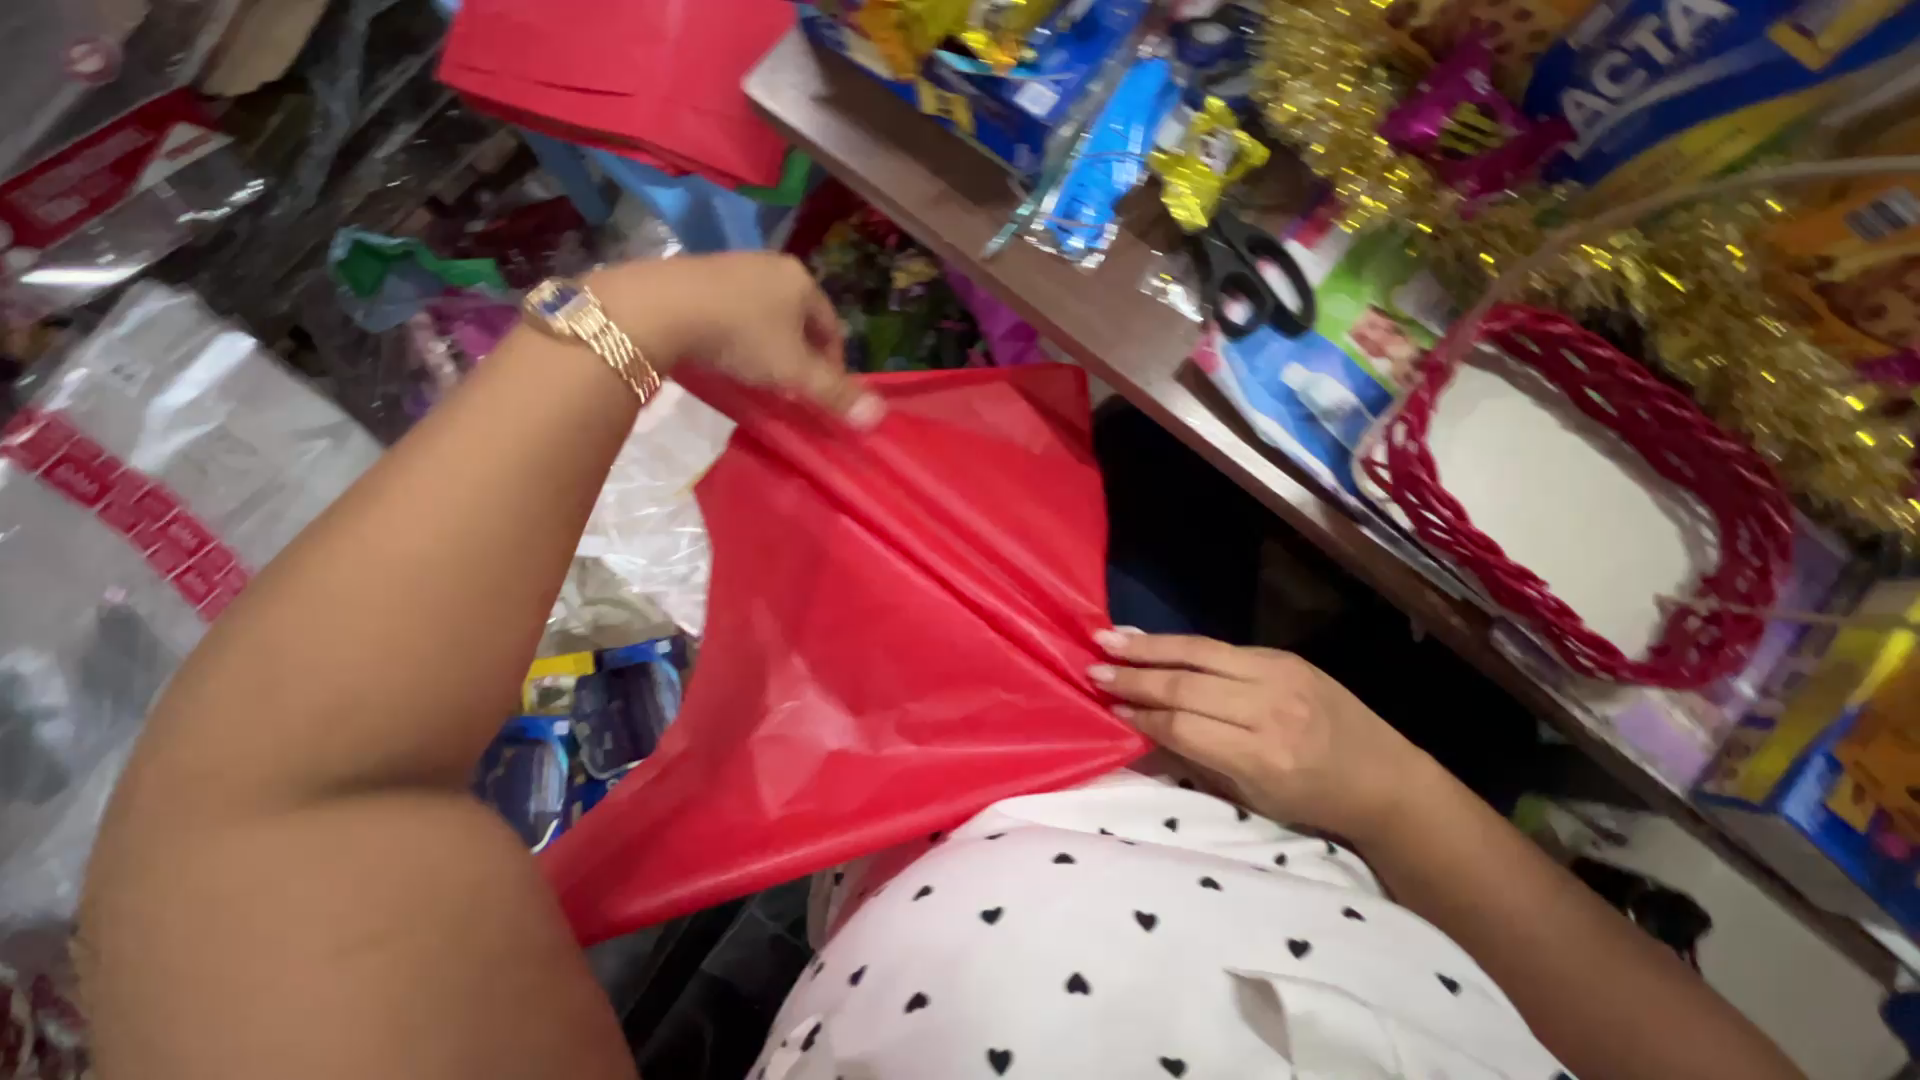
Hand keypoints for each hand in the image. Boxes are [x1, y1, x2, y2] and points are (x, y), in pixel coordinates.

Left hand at [590, 253, 881, 426]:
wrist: (660, 308)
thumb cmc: (740, 337)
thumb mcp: (793, 372)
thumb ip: (834, 394)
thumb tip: (878, 418)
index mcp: (802, 281)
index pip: (832, 328)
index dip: (834, 365)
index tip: (824, 395)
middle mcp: (771, 264)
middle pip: (799, 318)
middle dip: (801, 354)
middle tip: (792, 387)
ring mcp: (732, 265)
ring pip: (765, 312)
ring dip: (768, 343)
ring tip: (759, 374)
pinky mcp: (697, 272)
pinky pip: (732, 307)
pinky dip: (737, 332)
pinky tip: (724, 353)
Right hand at [1089, 629, 1439, 843]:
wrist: (1383, 777)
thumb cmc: (1313, 801)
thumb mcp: (1254, 797)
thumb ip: (1199, 758)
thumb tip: (1144, 727)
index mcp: (1262, 756)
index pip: (1185, 727)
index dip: (1141, 716)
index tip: (1106, 708)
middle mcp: (1269, 709)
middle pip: (1186, 685)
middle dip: (1134, 678)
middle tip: (1092, 670)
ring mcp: (1279, 676)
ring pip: (1200, 654)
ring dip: (1149, 647)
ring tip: (1109, 640)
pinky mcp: (1284, 657)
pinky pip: (1221, 648)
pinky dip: (1180, 644)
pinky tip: (1151, 640)